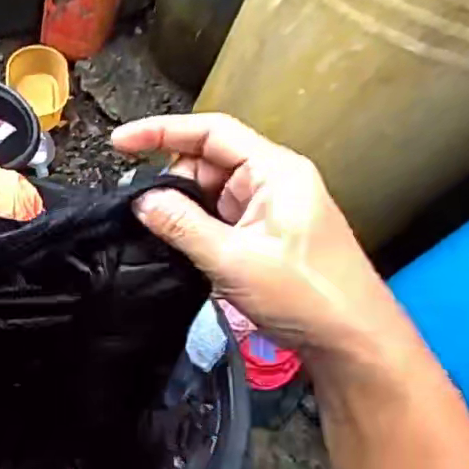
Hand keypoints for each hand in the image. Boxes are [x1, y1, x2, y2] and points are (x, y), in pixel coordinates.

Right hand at [112, 113, 409, 366]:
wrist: (348, 337)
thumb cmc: (305, 294)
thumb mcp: (232, 258)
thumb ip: (181, 225)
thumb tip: (141, 200)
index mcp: (275, 171)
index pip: (211, 132)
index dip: (162, 131)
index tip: (120, 142)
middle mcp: (272, 181)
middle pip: (206, 161)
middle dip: (169, 180)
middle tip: (141, 213)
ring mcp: (267, 208)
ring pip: (208, 192)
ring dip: (180, 208)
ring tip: (159, 236)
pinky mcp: (261, 234)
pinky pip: (217, 217)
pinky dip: (192, 227)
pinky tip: (176, 245)